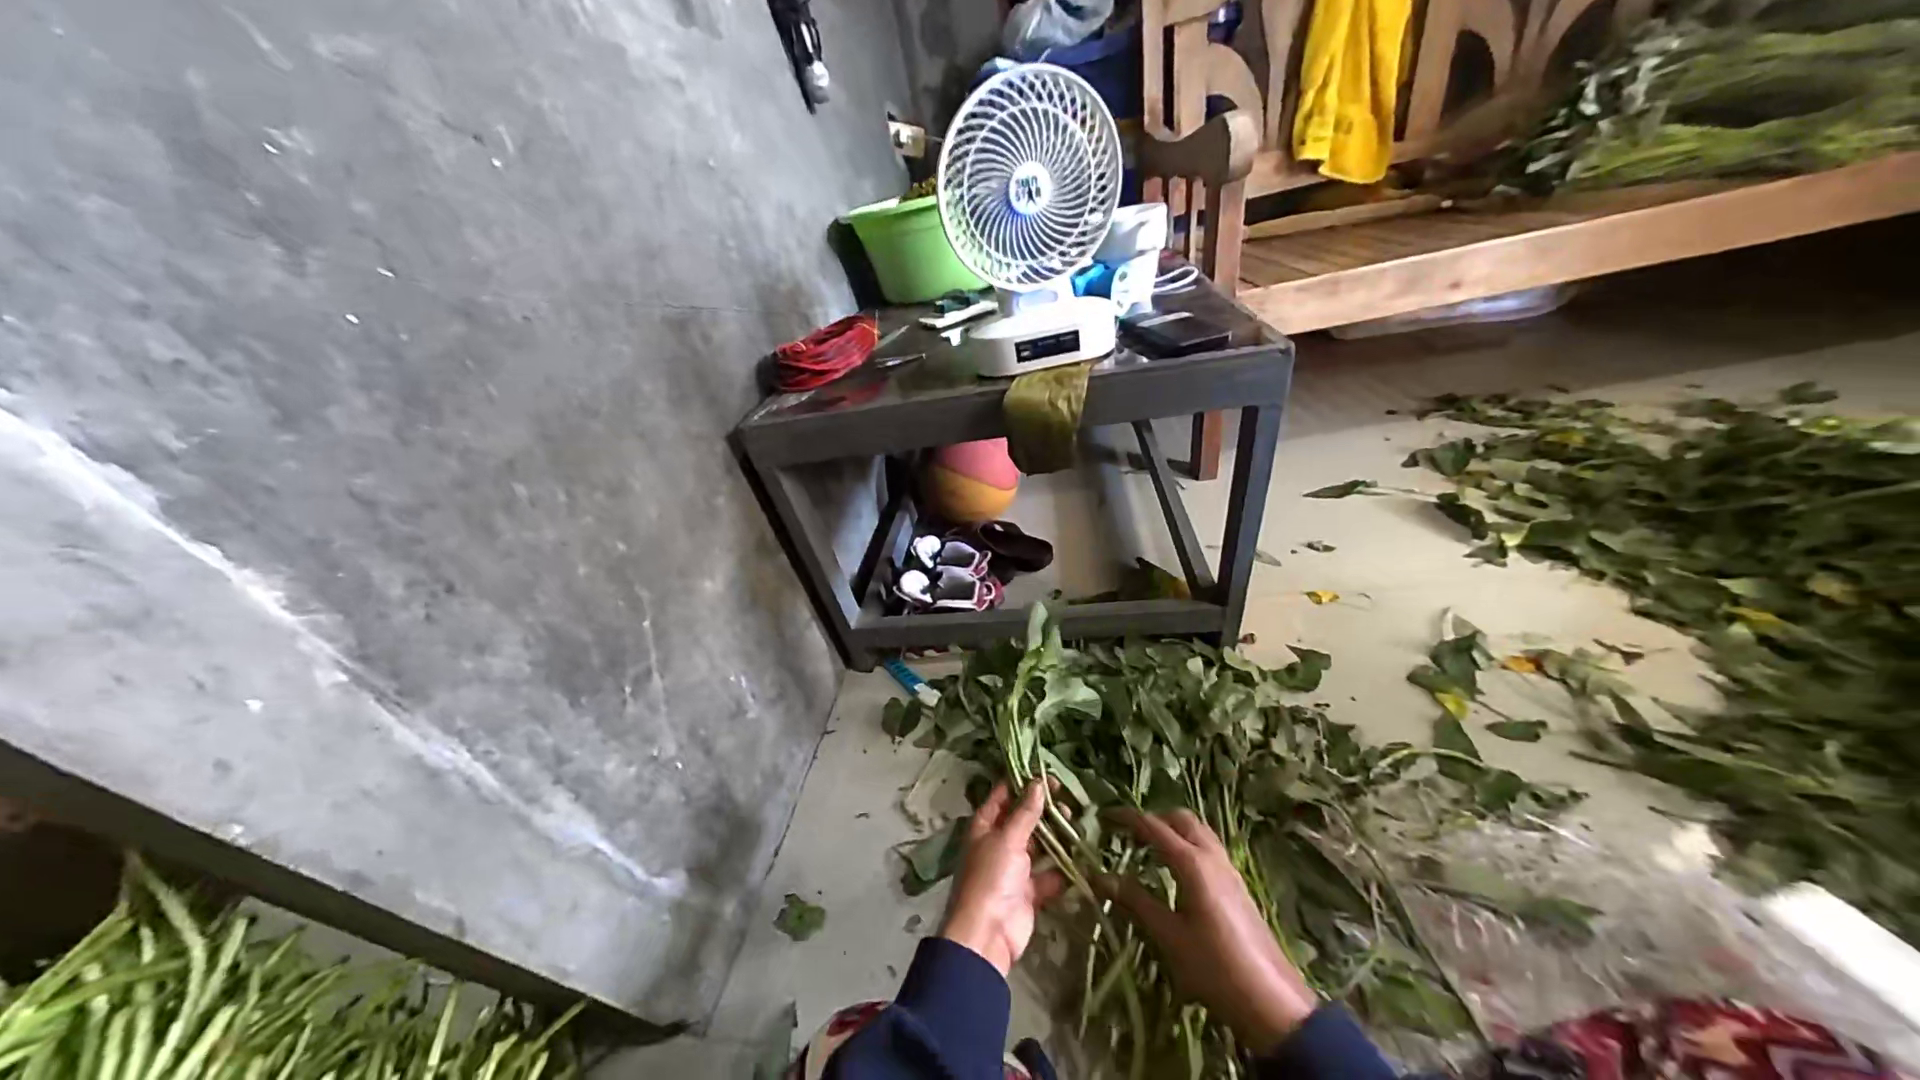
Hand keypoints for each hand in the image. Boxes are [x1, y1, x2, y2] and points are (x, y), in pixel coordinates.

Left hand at [938, 781, 1067, 975]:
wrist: (987, 935)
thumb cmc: (991, 877)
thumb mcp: (1007, 838)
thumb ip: (1025, 812)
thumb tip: (1038, 783)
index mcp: (985, 825)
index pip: (1003, 794)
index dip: (1022, 782)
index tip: (1047, 773)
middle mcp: (999, 842)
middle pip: (1023, 818)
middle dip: (1045, 809)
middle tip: (1068, 801)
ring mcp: (1014, 867)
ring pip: (1039, 845)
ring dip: (1057, 836)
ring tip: (1077, 823)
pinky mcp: (1029, 891)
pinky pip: (1049, 874)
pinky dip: (1064, 868)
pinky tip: (1082, 856)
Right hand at [1100, 809, 1317, 1053]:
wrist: (1272, 1001)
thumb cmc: (1215, 967)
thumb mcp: (1168, 936)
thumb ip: (1135, 901)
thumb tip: (1100, 876)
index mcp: (1192, 863)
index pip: (1153, 826)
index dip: (1126, 817)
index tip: (1104, 817)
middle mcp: (1212, 857)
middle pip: (1180, 819)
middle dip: (1152, 819)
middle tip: (1127, 834)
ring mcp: (1229, 870)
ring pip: (1198, 831)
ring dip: (1172, 829)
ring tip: (1149, 848)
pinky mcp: (1237, 885)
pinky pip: (1208, 847)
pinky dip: (1187, 843)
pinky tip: (1176, 870)